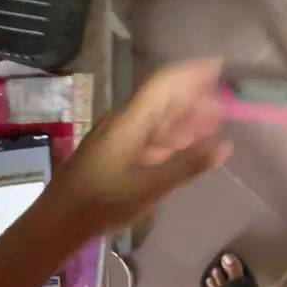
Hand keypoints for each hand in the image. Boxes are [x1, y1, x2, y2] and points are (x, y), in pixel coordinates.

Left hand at [34, 58, 232, 239]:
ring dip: (187, 117)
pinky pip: (151, 134)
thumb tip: (226, 144)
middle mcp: (127, 120)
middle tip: (227, 102)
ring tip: (216, 122)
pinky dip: (174, 136)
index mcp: (132, 120)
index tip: (219, 66)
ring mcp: (121, 135)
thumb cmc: (105, 201)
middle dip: (196, 96)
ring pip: (159, 117)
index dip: (192, 72)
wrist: (60, 220)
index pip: (165, 83)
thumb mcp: (151, 186)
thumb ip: (189, 164)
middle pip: (165, 98)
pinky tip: (190, 145)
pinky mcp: (119, 151)